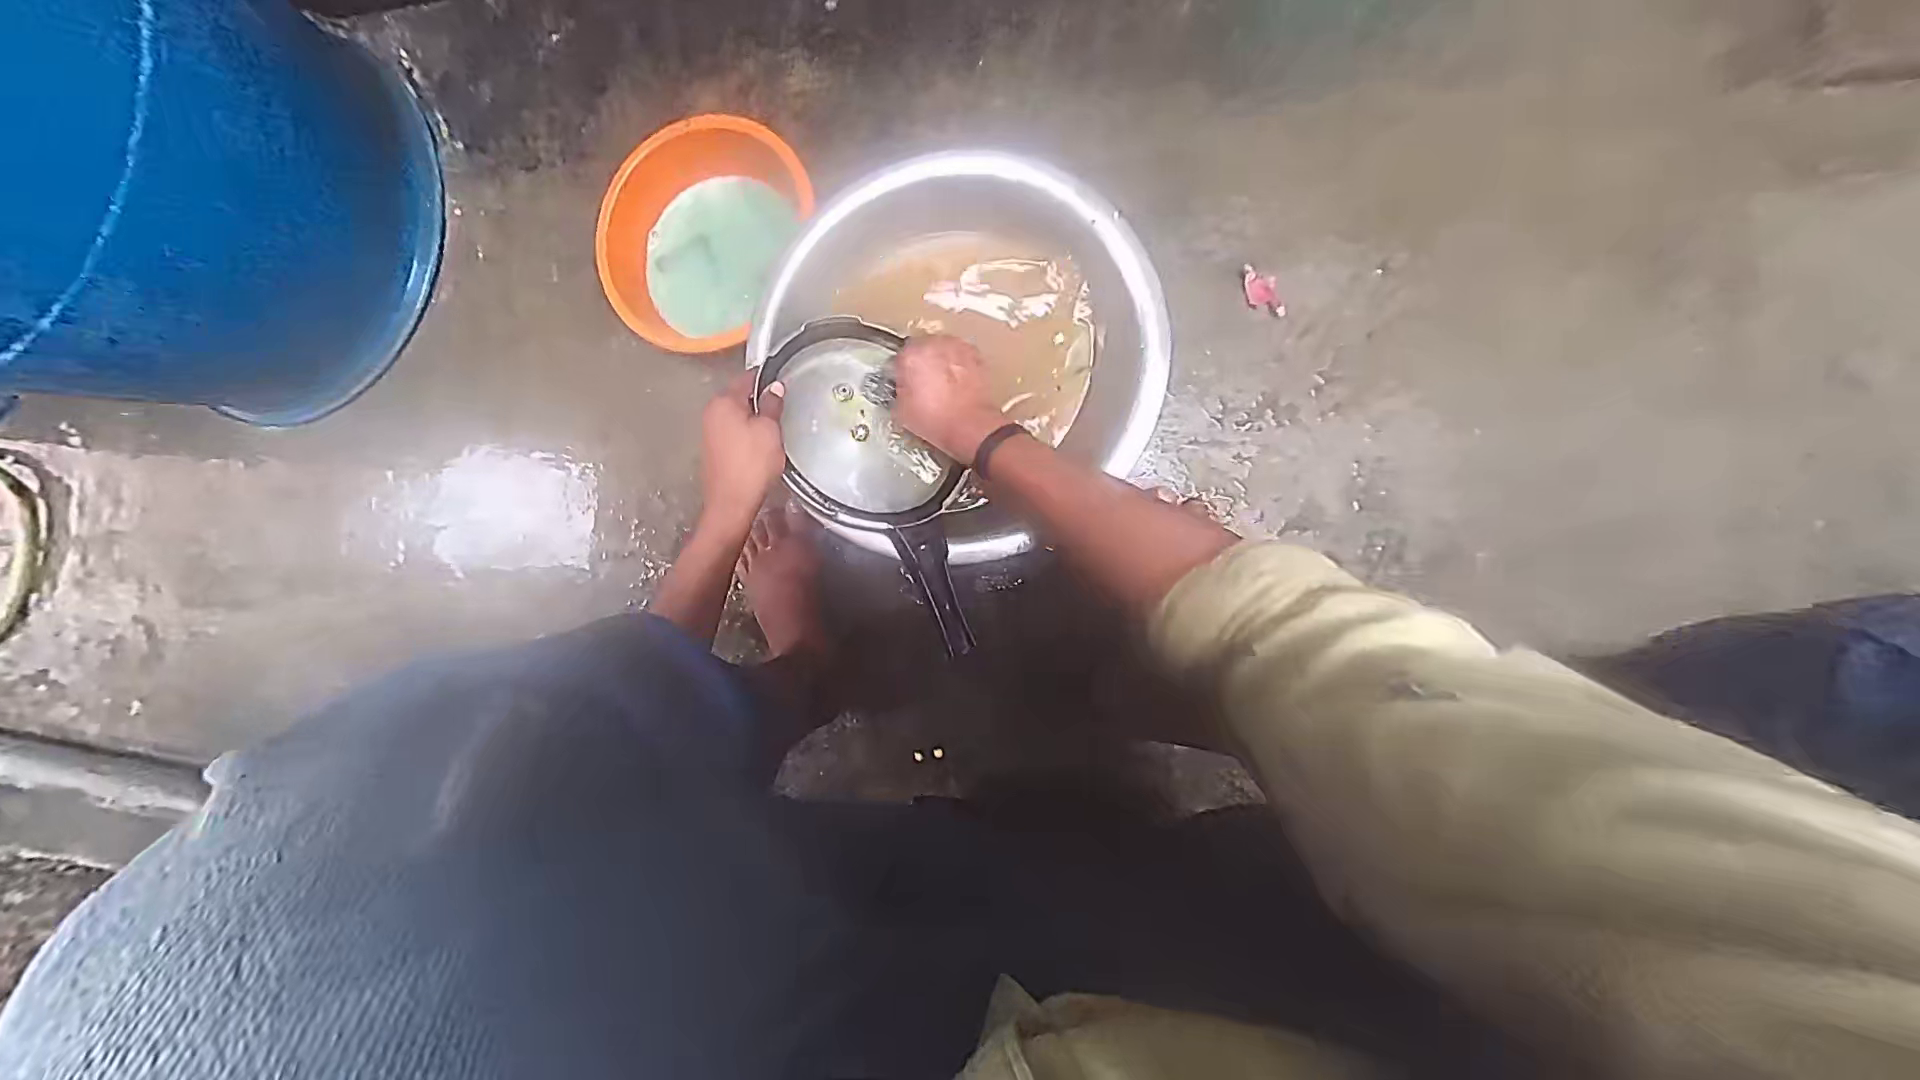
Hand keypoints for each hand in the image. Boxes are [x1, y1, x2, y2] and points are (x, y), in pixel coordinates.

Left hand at [700, 370, 785, 527]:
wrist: (732, 502)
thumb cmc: (752, 464)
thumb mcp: (769, 430)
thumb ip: (772, 405)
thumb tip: (774, 387)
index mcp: (724, 402)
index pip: (747, 378)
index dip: (767, 377)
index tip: (783, 381)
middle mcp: (712, 412)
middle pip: (739, 396)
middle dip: (760, 399)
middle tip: (783, 407)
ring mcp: (710, 431)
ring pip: (736, 414)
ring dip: (754, 417)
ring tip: (775, 426)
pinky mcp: (714, 448)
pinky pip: (733, 430)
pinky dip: (746, 431)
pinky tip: (761, 443)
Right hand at [893, 335, 1007, 460]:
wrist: (970, 426)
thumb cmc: (937, 419)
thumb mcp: (902, 410)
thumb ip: (899, 389)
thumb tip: (903, 386)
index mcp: (911, 355)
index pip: (899, 357)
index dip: (901, 372)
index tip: (904, 383)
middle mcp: (934, 345)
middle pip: (922, 348)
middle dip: (922, 363)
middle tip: (924, 384)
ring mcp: (957, 348)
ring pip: (943, 350)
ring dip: (942, 362)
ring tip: (943, 384)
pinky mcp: (976, 356)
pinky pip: (961, 357)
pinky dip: (959, 366)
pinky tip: (958, 383)